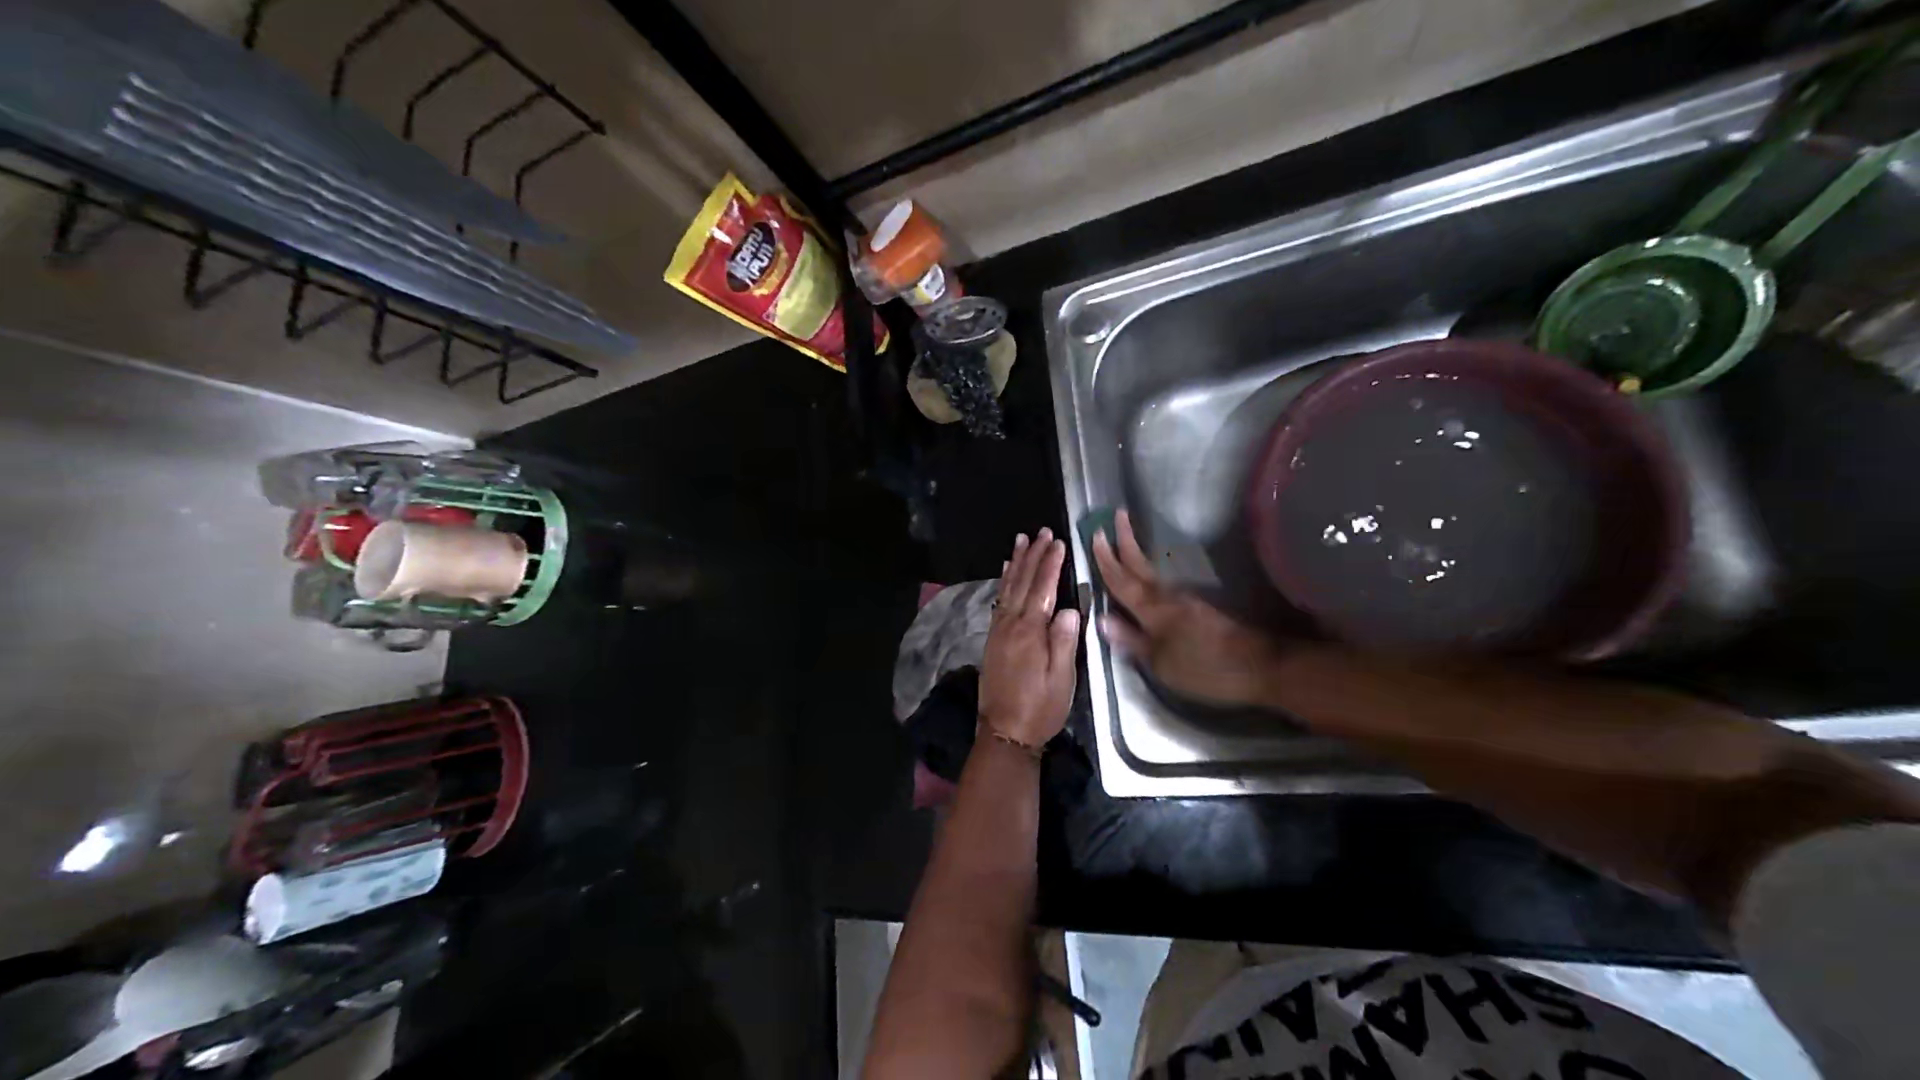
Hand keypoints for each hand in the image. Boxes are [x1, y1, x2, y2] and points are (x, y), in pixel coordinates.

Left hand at [978, 528, 1081, 749]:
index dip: (1051, 564)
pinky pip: (998, 602)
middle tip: (1040, 531)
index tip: (1058, 542)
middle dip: (1033, 555)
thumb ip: (1064, 642)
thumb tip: (1069, 608)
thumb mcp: (1061, 679)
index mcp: (1031, 632)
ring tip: (1020, 541)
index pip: (1043, 589)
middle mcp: (1011, 625)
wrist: (1004, 731)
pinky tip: (1006, 574)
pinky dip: (1003, 583)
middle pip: (1023, 582)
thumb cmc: (1040, 707)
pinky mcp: (992, 639)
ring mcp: (998, 631)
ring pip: (1007, 588)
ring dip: (1015, 563)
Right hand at [1092, 509, 1286, 706]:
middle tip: (1116, 515)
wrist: (1259, 665)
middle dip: (1125, 541)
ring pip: (1152, 574)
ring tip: (1124, 542)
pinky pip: (1163, 586)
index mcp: (1153, 610)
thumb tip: (1102, 618)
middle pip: (1140, 566)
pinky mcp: (1199, 609)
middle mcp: (1167, 598)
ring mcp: (1186, 601)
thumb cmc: (1206, 668)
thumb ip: (1131, 639)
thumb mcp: (1161, 662)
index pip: (1121, 581)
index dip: (1106, 560)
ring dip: (1136, 556)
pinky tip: (1147, 578)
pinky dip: (1149, 575)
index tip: (1095, 534)